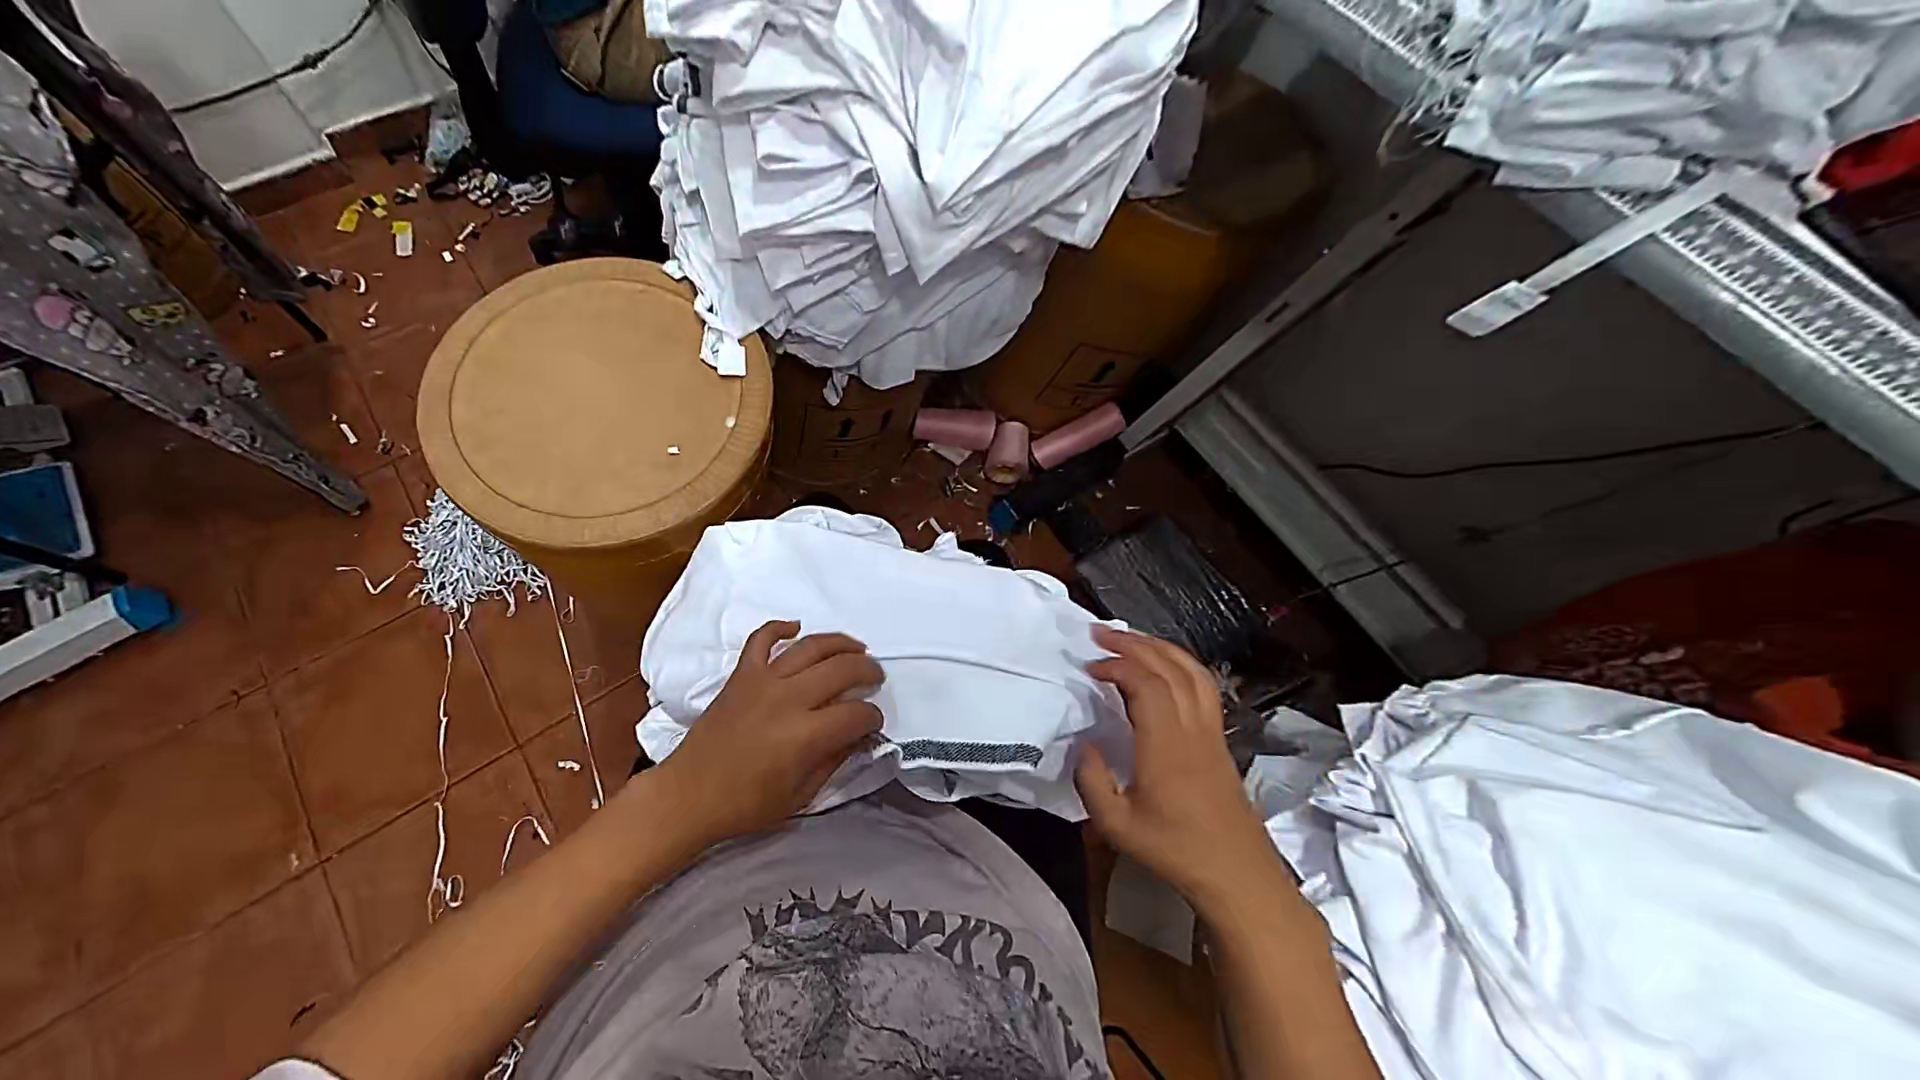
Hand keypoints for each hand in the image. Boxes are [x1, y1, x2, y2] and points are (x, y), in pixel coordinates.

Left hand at [653, 620, 883, 843]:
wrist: (688, 796)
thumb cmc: (746, 804)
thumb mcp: (801, 794)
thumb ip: (834, 760)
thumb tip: (858, 735)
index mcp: (804, 735)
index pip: (856, 714)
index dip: (873, 717)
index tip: (873, 723)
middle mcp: (787, 700)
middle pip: (842, 669)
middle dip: (868, 671)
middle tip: (875, 678)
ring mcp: (762, 682)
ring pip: (811, 647)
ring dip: (840, 643)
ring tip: (857, 649)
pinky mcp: (740, 675)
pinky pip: (761, 639)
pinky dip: (779, 628)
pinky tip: (796, 627)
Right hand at [1076, 626, 1288, 910]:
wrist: (1236, 872)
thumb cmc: (1175, 850)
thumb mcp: (1117, 826)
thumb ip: (1092, 782)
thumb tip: (1084, 744)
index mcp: (1166, 746)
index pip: (1145, 685)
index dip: (1117, 666)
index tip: (1091, 669)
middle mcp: (1192, 728)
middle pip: (1168, 667)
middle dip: (1133, 643)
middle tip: (1101, 632)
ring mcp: (1211, 730)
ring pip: (1191, 670)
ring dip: (1159, 647)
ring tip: (1130, 638)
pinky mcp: (1219, 738)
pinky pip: (1203, 685)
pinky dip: (1181, 663)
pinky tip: (1164, 665)